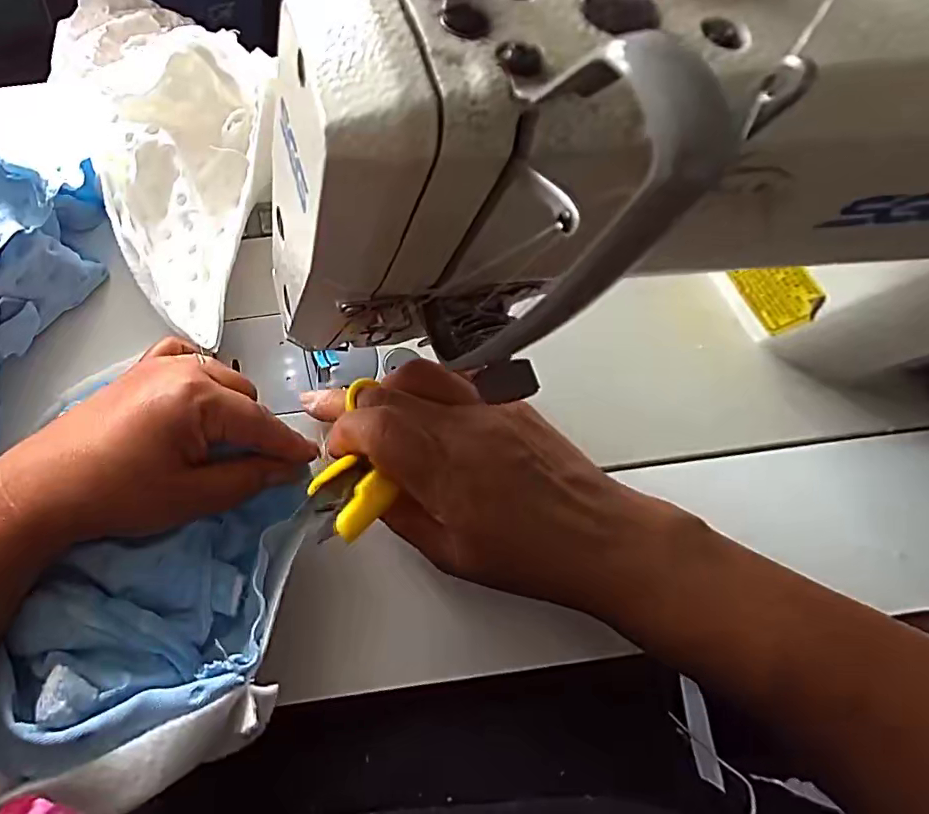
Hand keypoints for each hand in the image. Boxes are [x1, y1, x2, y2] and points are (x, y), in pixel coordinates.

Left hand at [0, 337, 318, 548]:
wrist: (48, 484)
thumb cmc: (117, 493)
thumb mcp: (190, 496)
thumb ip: (246, 479)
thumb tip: (282, 468)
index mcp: (198, 396)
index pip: (259, 421)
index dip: (286, 446)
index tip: (307, 461)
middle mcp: (183, 367)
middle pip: (243, 393)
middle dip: (256, 427)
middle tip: (254, 465)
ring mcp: (158, 362)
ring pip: (219, 374)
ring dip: (231, 403)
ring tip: (221, 440)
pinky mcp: (139, 368)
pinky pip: (184, 357)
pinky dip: (200, 376)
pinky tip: (194, 400)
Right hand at [302, 359, 698, 617]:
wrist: (603, 537)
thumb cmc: (533, 555)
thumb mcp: (450, 553)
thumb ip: (399, 514)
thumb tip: (368, 489)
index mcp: (443, 471)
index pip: (372, 428)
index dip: (341, 434)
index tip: (335, 452)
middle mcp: (461, 428)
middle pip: (384, 393)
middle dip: (346, 403)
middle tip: (325, 412)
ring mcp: (484, 407)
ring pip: (415, 372)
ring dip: (382, 387)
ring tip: (370, 405)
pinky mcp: (503, 400)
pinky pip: (451, 376)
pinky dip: (421, 384)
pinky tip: (418, 402)